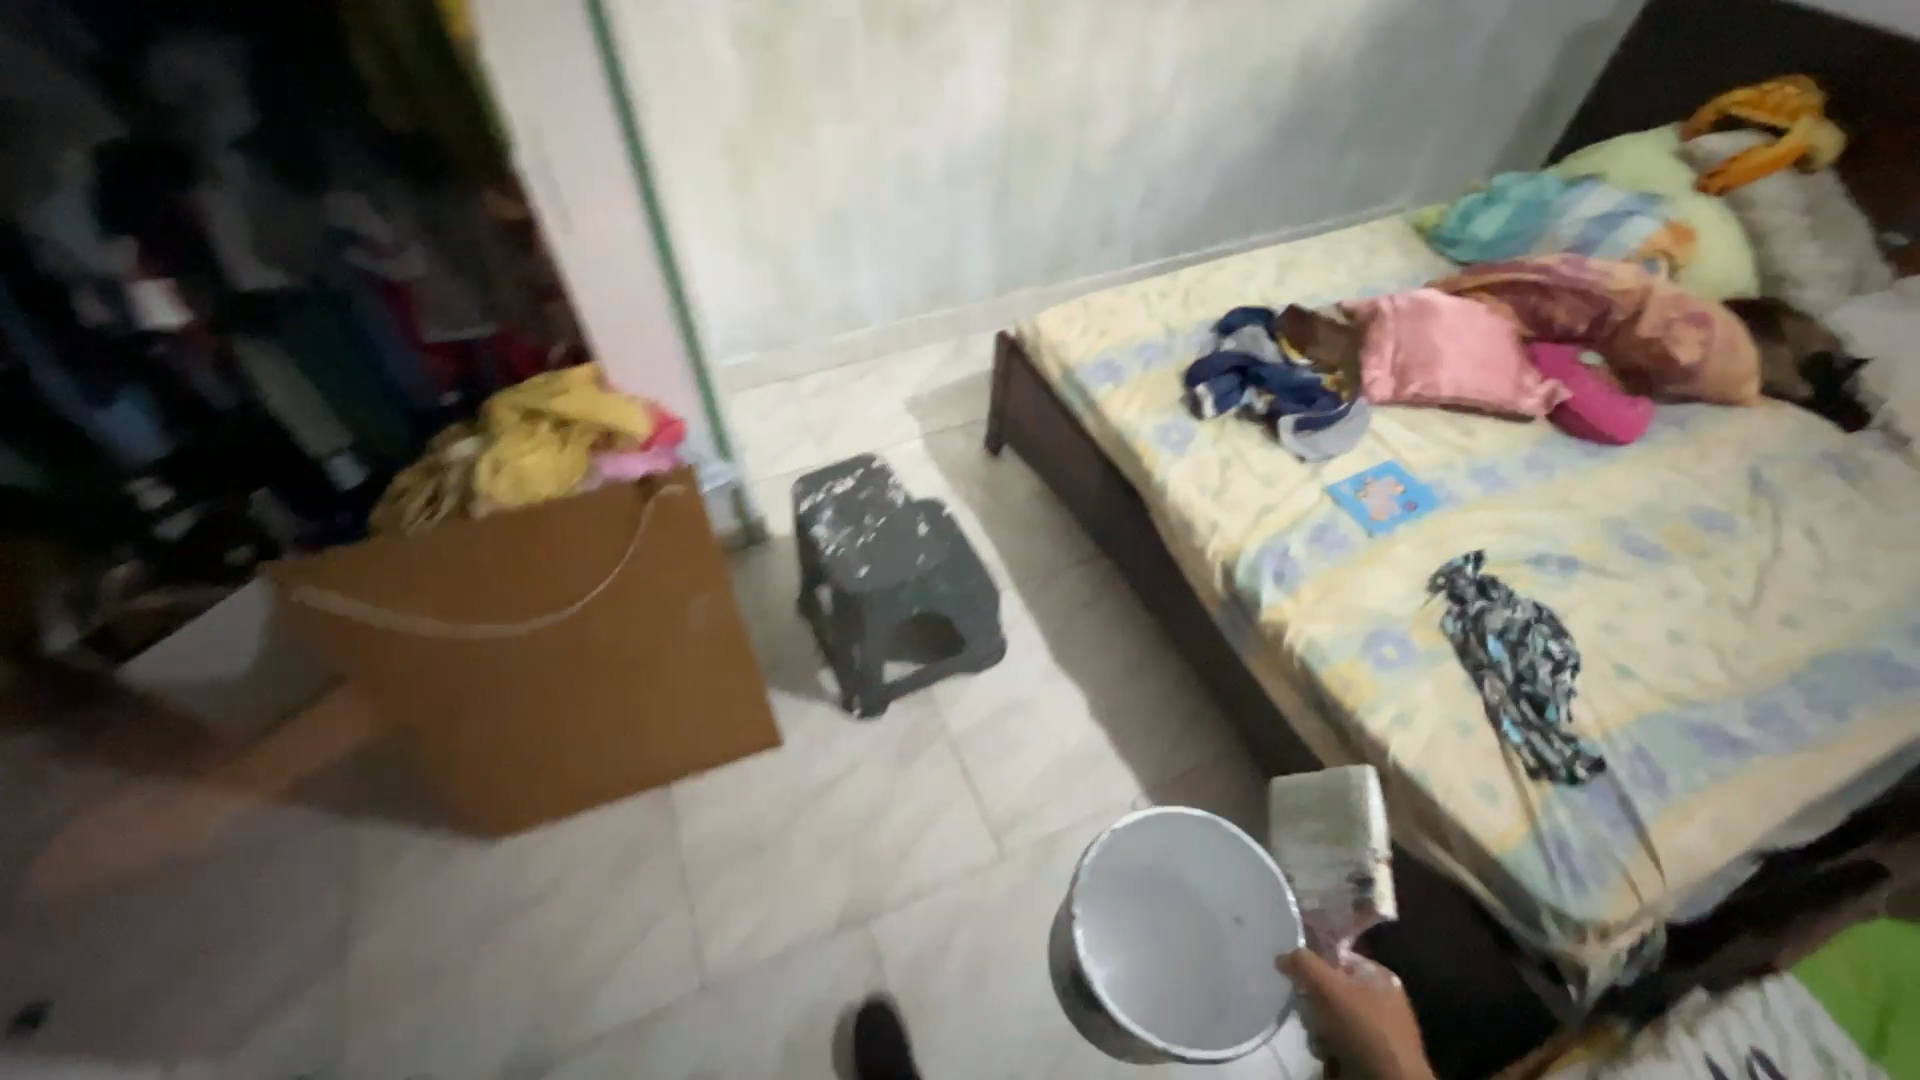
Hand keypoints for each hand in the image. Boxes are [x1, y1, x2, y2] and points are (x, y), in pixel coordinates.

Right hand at [1278, 949, 1433, 1079]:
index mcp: (1377, 975)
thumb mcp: (1329, 986)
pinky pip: (1334, 1039)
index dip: (1313, 966)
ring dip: (1315, 1026)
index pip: (1334, 957)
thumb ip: (1303, 963)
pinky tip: (1326, 1053)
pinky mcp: (1365, 1053)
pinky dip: (1325, 1045)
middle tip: (1310, 1013)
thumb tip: (1281, 958)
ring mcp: (1373, 1028)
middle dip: (1312, 1002)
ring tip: (1319, 1038)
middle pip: (1327, 988)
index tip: (1299, 980)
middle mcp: (1378, 998)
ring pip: (1327, 1016)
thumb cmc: (1363, 1028)